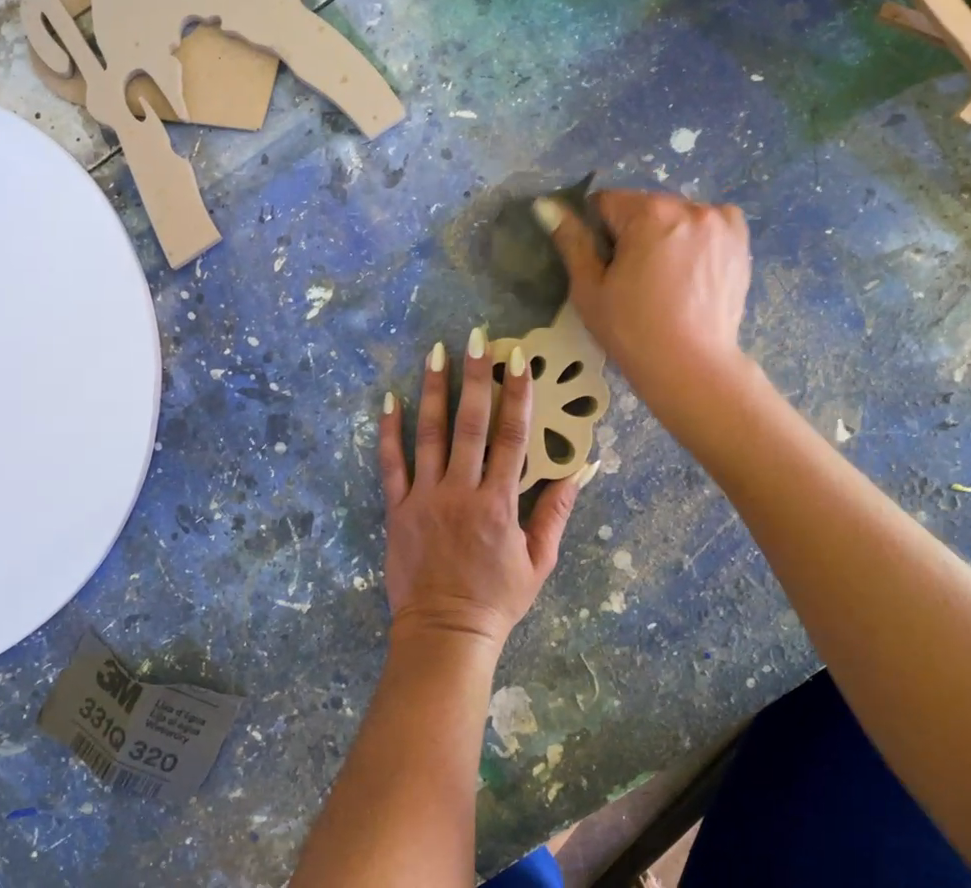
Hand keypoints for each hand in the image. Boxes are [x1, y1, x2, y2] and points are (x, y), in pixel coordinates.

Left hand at [377, 331, 590, 646]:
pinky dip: (389, 433)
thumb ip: (556, 513)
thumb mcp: (539, 561)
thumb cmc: (497, 600)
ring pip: (430, 435)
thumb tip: (581, 471)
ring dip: (434, 392)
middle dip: (475, 378)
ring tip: (436, 354)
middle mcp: (462, 492)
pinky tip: (389, 401)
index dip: (516, 396)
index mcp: (499, 503)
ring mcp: (425, 498)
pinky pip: (391, 465)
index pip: (512, 438)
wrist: (444, 632)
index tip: (518, 361)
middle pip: (470, 425)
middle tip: (477, 339)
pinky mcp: (398, 509)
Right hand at [537, 189, 751, 411]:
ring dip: (663, 234)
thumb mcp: (589, 288)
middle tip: (631, 278)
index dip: (596, 232)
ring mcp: (721, 223)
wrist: (691, 366)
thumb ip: (571, 240)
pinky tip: (689, 271)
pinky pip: (708, 224)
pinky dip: (695, 238)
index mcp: (649, 214)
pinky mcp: (740, 241)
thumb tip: (546, 206)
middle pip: (643, 207)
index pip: (606, 202)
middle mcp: (689, 207)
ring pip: (674, 215)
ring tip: (662, 279)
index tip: (603, 265)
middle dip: (632, 232)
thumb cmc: (631, 330)